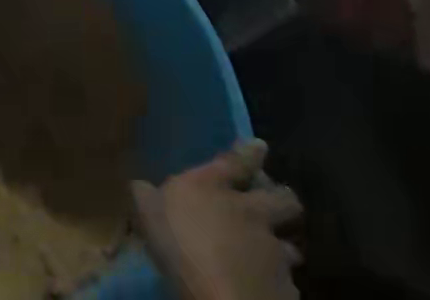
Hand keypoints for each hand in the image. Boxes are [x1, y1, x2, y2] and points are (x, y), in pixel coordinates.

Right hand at [134, 140, 302, 299]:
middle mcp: (250, 212)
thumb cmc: (178, 243)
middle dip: (282, 197)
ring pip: (289, 244)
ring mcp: (274, 250)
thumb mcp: (146, 212)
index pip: (236, 162)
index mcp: (212, 187)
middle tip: (276, 201)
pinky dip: (275, 279)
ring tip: (269, 253)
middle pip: (282, 199)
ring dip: (280, 245)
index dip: (249, 152)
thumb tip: (141, 183)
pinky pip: (285, 278)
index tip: (260, 145)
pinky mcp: (289, 286)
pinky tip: (261, 283)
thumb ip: (145, 194)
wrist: (223, 296)